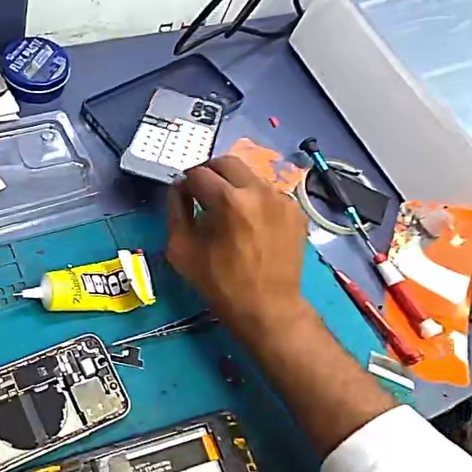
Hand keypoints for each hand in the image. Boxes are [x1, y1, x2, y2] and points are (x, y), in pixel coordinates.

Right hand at [167, 156, 312, 340]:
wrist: (267, 308)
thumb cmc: (220, 284)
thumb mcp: (182, 250)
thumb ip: (176, 211)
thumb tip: (179, 189)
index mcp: (229, 201)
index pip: (198, 174)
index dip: (185, 182)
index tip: (182, 195)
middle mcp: (259, 191)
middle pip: (227, 163)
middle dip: (208, 173)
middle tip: (201, 192)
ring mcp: (281, 199)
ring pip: (249, 176)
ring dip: (232, 185)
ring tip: (226, 211)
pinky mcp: (295, 210)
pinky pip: (267, 192)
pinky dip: (253, 199)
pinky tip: (248, 222)